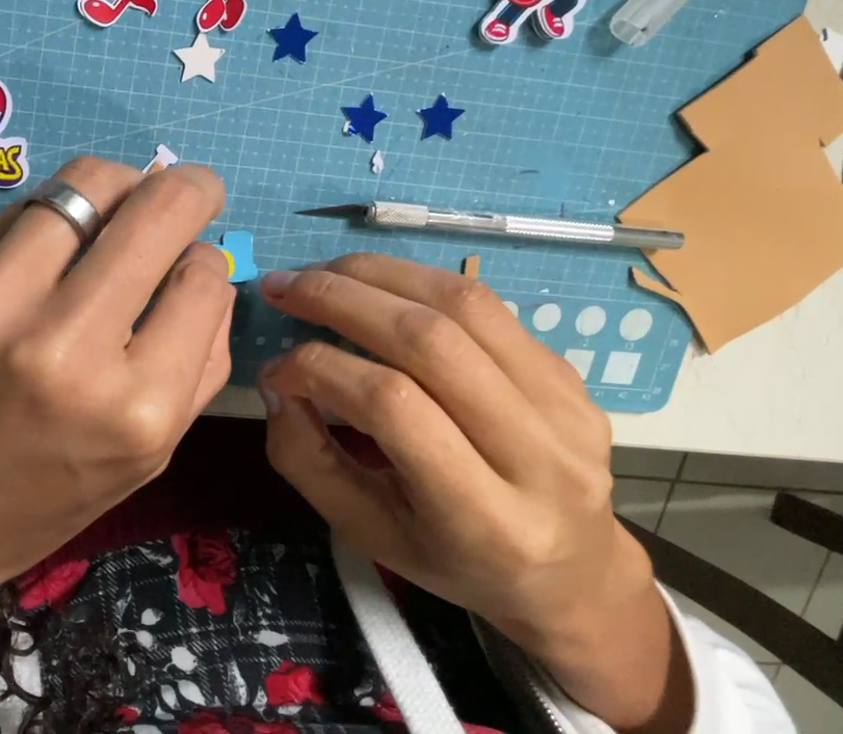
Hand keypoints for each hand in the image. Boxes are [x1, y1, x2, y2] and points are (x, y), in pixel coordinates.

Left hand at [0, 158, 235, 696]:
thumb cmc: (37, 501)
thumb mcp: (146, 458)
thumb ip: (198, 359)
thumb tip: (208, 264)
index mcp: (134, 408)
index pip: (203, 278)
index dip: (207, 261)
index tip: (193, 262)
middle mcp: (62, 347)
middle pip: (155, 210)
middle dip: (188, 189)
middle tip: (188, 188)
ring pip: (83, 185)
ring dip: (116, 188)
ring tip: (113, 209)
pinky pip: (17, 212)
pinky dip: (46, 219)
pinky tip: (43, 249)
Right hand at [258, 254, 690, 733]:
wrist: (569, 571)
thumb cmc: (451, 558)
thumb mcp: (363, 529)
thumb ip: (307, 459)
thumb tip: (277, 383)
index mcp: (485, 517)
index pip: (393, 406)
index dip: (319, 370)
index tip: (273, 370)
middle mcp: (540, 456)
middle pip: (430, 341)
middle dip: (341, 299)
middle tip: (281, 286)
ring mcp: (565, 406)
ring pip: (463, 305)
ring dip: (378, 274)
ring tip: (322, 272)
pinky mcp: (569, 371)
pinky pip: (485, 304)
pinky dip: (416, 281)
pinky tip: (375, 285)